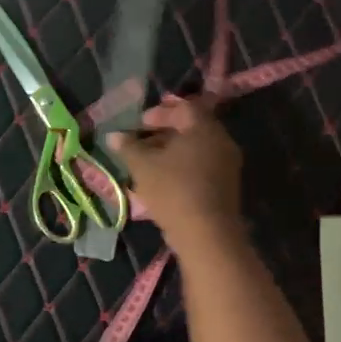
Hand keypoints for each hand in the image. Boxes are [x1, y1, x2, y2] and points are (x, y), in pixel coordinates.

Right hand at [107, 94, 243, 241]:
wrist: (206, 233)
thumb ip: (128, 146)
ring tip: (146, 164)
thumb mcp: (142, 166)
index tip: (139, 125)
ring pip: (195, 149)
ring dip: (170, 152)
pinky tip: (161, 181)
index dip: (159, 112)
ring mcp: (226, 164)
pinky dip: (181, 167)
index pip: (184, 107)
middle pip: (190, 128)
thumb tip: (114, 135)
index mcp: (204, 129)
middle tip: (140, 143)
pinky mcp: (225, 185)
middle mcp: (220, 141)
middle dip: (163, 133)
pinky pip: (201, 166)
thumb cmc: (173, 189)